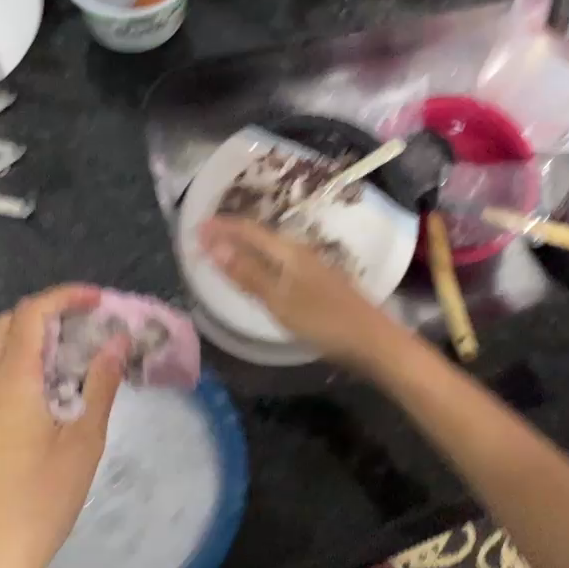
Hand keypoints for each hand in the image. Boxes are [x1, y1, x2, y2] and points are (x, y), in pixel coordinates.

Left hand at [0, 285, 125, 567]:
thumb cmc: (41, 500)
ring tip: (81, 356)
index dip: (66, 296)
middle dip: (50, 312)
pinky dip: (28, 366)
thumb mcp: (84, 440)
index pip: (31, 313)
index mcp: (11, 382)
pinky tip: (57, 394)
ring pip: (0, 353)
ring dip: (38, 340)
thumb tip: (117, 340)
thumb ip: (101, 384)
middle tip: (91, 324)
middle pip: (9, 326)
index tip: (102, 301)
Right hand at [200, 215, 407, 368]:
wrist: (373, 341)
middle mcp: (300, 252)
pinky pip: (279, 263)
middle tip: (203, 237)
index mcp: (289, 250)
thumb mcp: (280, 300)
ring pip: (270, 249)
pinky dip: (260, 262)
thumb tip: (213, 245)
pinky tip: (258, 274)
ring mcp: (312, 267)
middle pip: (260, 236)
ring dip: (245, 248)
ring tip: (223, 251)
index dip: (222, 227)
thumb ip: (247, 273)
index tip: (195, 226)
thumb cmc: (325, 321)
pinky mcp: (317, 283)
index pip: (249, 230)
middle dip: (231, 234)